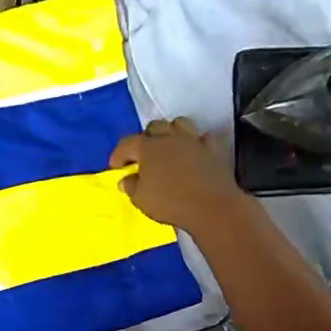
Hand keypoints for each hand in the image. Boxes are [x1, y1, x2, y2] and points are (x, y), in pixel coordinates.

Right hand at [109, 118, 248, 234]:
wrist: (211, 207)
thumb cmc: (170, 203)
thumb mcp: (140, 199)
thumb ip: (131, 186)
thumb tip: (126, 179)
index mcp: (148, 148)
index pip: (127, 143)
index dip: (118, 155)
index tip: (116, 167)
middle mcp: (170, 138)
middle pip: (154, 126)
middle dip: (145, 138)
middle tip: (143, 157)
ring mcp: (194, 140)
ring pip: (180, 123)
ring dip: (171, 132)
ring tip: (168, 148)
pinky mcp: (213, 148)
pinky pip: (202, 137)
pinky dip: (196, 143)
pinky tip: (193, 153)